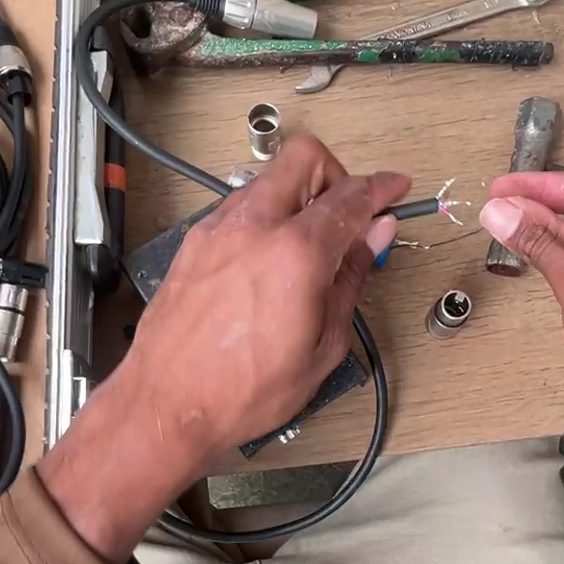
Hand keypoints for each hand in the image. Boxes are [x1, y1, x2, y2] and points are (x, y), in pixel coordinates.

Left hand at [40, 136, 404, 559]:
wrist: (168, 406)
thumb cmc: (242, 390)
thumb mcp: (323, 347)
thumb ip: (352, 279)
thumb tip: (373, 237)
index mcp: (296, 253)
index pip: (351, 197)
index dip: (382, 188)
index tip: (395, 189)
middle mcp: (253, 227)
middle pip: (304, 157)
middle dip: (336, 176)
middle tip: (348, 215)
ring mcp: (217, 230)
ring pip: (268, 179)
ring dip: (298, 196)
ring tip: (309, 246)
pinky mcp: (194, 244)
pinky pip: (239, 207)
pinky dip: (265, 217)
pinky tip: (271, 260)